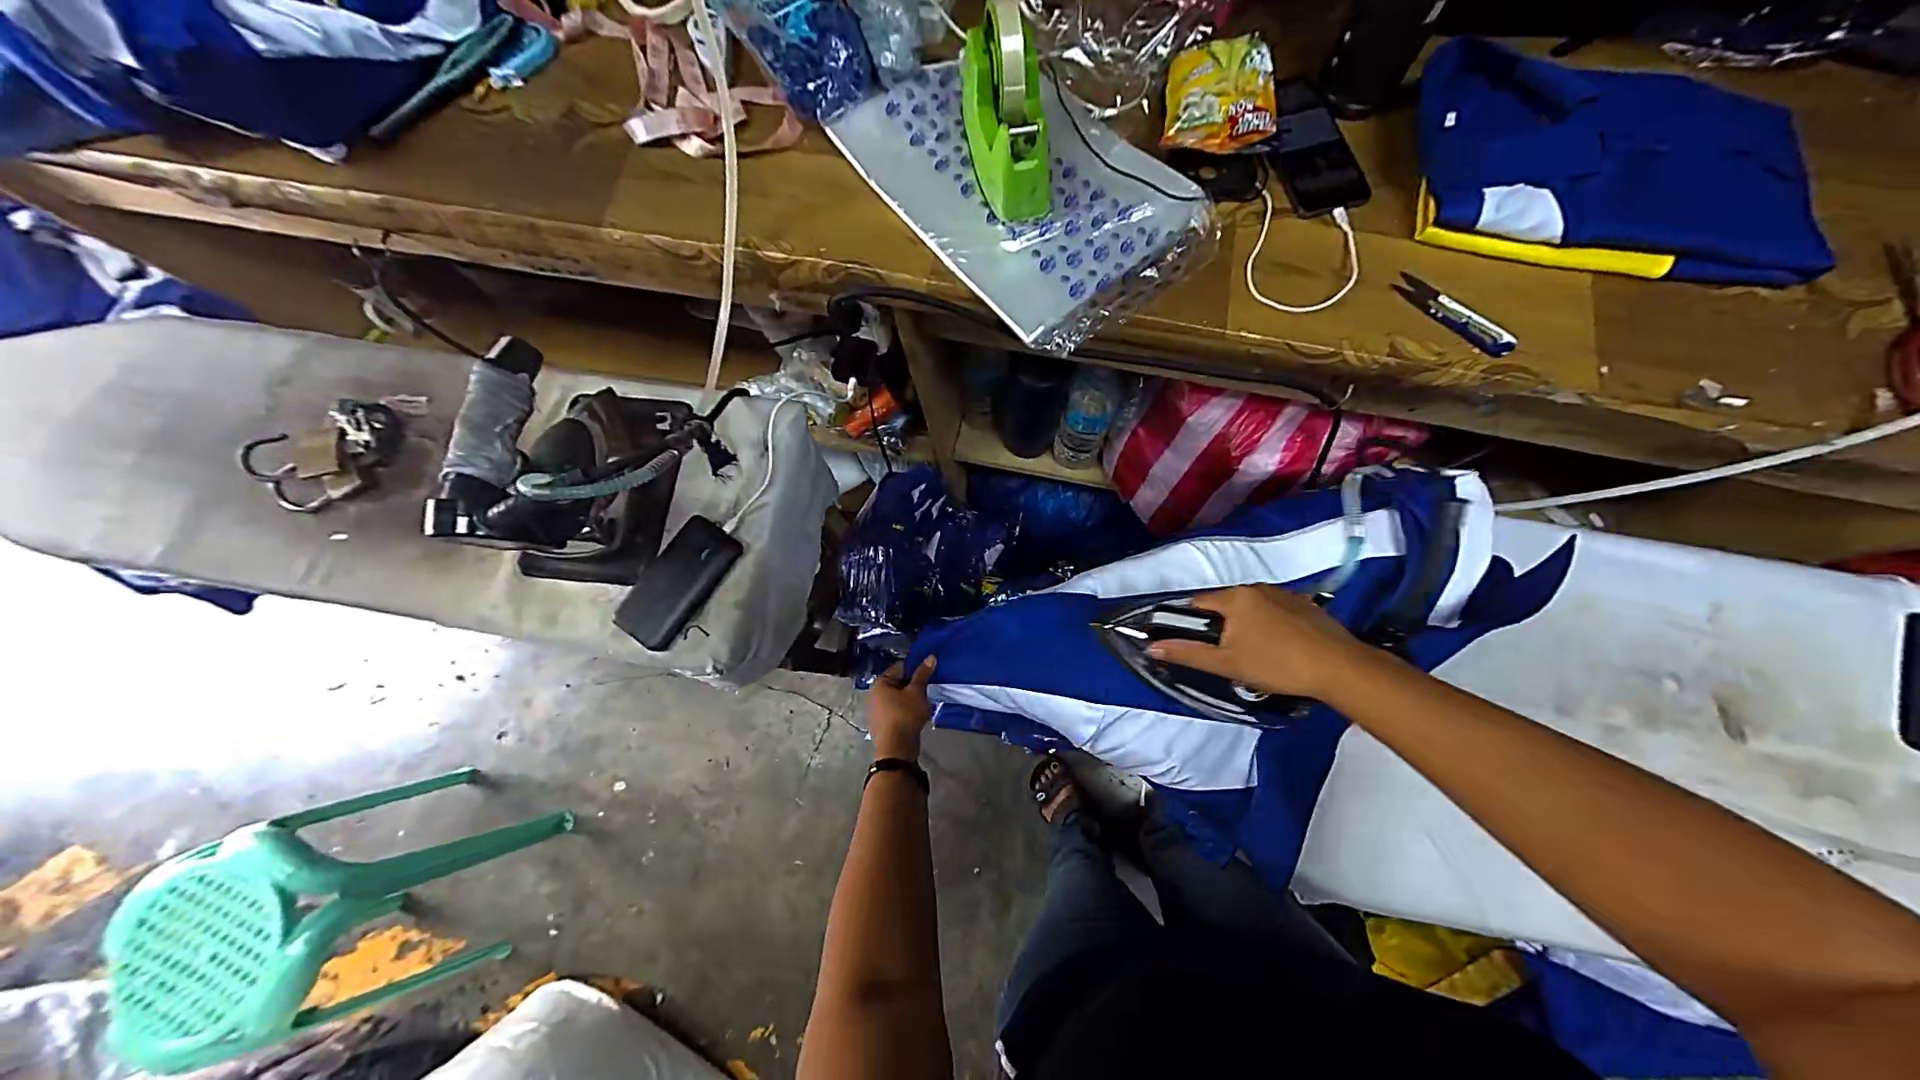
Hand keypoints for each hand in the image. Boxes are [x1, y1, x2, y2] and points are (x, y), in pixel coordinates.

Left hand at [867, 657, 935, 760]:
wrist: (896, 748)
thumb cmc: (905, 715)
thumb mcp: (917, 692)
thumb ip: (923, 674)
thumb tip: (931, 657)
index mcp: (880, 683)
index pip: (900, 667)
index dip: (915, 669)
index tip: (928, 675)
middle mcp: (874, 695)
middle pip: (898, 683)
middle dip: (913, 686)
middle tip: (927, 690)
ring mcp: (876, 710)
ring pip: (897, 698)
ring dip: (910, 699)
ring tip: (923, 704)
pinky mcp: (881, 724)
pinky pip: (895, 711)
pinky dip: (905, 711)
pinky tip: (915, 716)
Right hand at [1147, 586, 1380, 700]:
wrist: (1339, 668)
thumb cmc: (1277, 665)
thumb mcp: (1227, 664)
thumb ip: (1188, 653)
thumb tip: (1152, 646)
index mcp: (1235, 598)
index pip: (1198, 603)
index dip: (1191, 623)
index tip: (1196, 644)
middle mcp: (1257, 587)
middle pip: (1226, 604)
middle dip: (1222, 626)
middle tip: (1229, 655)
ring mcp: (1285, 594)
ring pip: (1252, 608)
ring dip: (1248, 625)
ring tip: (1256, 654)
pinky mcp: (1307, 605)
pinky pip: (1276, 611)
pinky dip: (1272, 625)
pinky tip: (1281, 647)